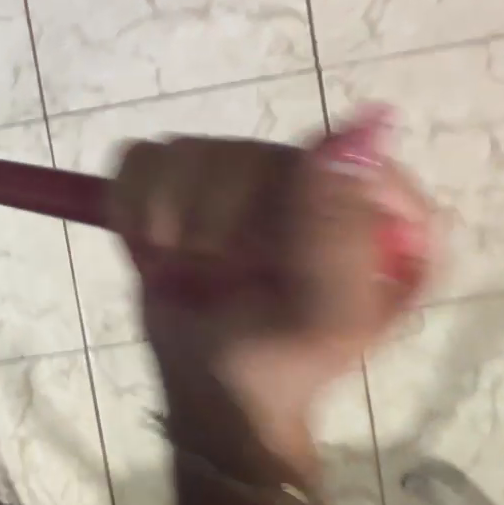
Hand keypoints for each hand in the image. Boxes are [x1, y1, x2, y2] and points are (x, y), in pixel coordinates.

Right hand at [110, 109, 436, 442]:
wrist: (207, 380)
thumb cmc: (279, 359)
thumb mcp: (324, 311)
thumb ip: (336, 226)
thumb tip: (363, 123)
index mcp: (374, 209)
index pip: (329, 154)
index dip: (281, 197)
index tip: (259, 254)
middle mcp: (307, 180)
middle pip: (238, 149)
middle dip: (208, 216)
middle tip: (210, 268)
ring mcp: (235, 177)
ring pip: (181, 149)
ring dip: (163, 214)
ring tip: (178, 262)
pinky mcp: (172, 182)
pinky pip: (138, 157)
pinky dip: (129, 202)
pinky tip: (149, 243)